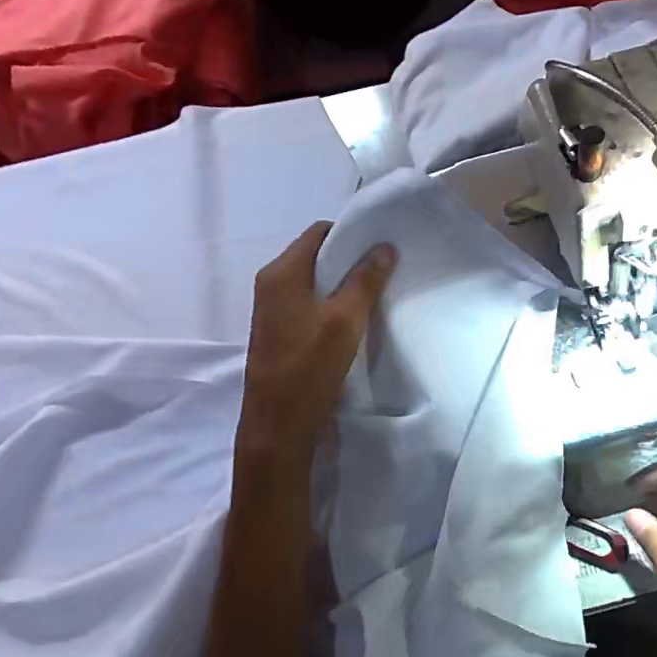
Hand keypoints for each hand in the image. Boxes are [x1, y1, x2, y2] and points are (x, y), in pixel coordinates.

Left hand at [240, 221, 395, 447]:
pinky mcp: (280, 330)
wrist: (278, 423)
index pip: (319, 233)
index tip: (381, 246)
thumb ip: (365, 281)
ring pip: (314, 282)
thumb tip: (384, 247)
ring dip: (343, 284)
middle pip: (316, 256)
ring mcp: (273, 309)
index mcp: (281, 273)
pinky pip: (310, 303)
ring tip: (375, 294)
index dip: (351, 235)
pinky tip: (355, 319)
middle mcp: (272, 284)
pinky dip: (333, 303)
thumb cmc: (309, 367)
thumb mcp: (345, 321)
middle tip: (385, 270)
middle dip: (350, 260)